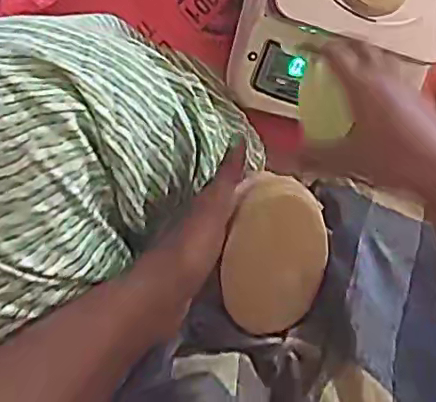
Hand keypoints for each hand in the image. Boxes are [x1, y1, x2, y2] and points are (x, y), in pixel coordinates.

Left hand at [130, 142, 249, 329]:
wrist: (164, 298)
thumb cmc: (191, 246)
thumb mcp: (214, 206)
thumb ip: (226, 177)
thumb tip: (239, 137)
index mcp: (200, 206)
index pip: (224, 188)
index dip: (244, 184)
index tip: (267, 184)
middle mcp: (194, 226)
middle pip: (222, 215)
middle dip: (242, 214)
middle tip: (271, 215)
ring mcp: (193, 256)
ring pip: (220, 241)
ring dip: (235, 240)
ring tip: (263, 243)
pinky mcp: (196, 282)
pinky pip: (219, 268)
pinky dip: (230, 266)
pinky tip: (246, 272)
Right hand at [303, 41, 435, 211]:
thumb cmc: (395, 162)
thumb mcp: (349, 161)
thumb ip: (319, 156)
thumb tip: (296, 156)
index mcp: (362, 84)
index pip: (337, 53)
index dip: (321, 46)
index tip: (311, 47)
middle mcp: (384, 76)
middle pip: (362, 46)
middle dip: (345, 43)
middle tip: (333, 49)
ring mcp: (405, 84)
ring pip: (382, 57)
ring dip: (367, 56)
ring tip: (357, 67)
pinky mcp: (420, 96)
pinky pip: (397, 75)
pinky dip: (384, 75)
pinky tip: (383, 95)